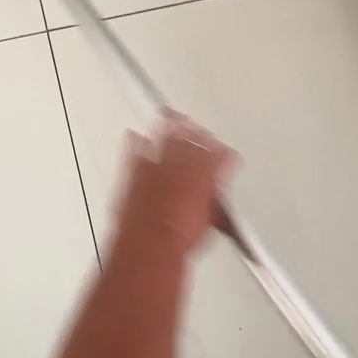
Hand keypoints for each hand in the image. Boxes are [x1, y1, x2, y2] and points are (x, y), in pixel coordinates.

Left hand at [110, 113, 232, 257]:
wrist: (149, 244)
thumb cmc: (178, 236)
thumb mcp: (211, 221)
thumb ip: (214, 202)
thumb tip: (216, 197)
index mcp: (204, 175)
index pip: (217, 154)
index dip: (222, 152)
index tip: (223, 150)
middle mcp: (180, 166)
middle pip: (190, 139)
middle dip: (196, 132)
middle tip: (199, 127)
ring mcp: (155, 167)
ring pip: (164, 138)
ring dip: (169, 125)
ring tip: (169, 114)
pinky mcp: (134, 173)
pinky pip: (134, 150)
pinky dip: (134, 142)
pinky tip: (133, 135)